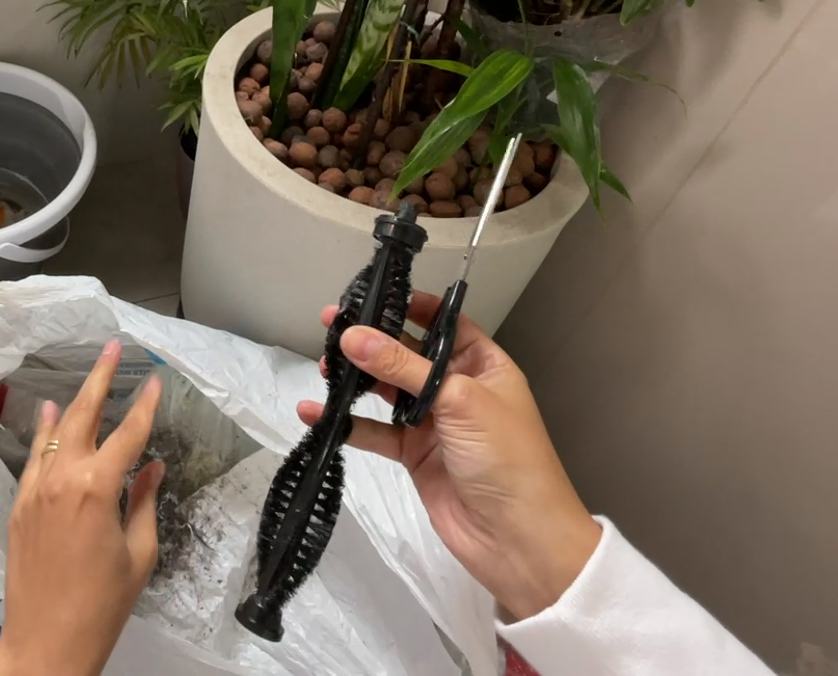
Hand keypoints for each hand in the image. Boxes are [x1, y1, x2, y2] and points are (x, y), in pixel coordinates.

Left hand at [0, 339, 165, 675]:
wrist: (44, 646)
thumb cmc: (102, 606)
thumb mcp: (138, 555)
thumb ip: (145, 501)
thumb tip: (152, 466)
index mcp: (99, 488)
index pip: (129, 434)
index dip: (144, 404)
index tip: (154, 378)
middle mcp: (64, 478)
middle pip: (84, 415)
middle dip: (100, 377)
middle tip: (112, 347)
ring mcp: (37, 489)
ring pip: (56, 431)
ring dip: (74, 400)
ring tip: (88, 374)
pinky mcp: (20, 504)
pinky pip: (35, 456)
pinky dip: (45, 432)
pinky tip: (51, 414)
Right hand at [298, 294, 600, 620]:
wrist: (521, 544)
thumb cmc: (506, 458)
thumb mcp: (458, 401)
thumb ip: (401, 366)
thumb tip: (351, 335)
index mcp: (481, 364)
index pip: (442, 322)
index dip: (410, 305)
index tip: (369, 294)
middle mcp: (455, 386)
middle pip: (405, 351)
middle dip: (370, 338)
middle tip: (329, 324)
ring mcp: (432, 420)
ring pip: (385, 388)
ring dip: (355, 377)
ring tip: (323, 366)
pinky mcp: (412, 452)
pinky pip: (374, 429)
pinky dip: (347, 421)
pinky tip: (316, 413)